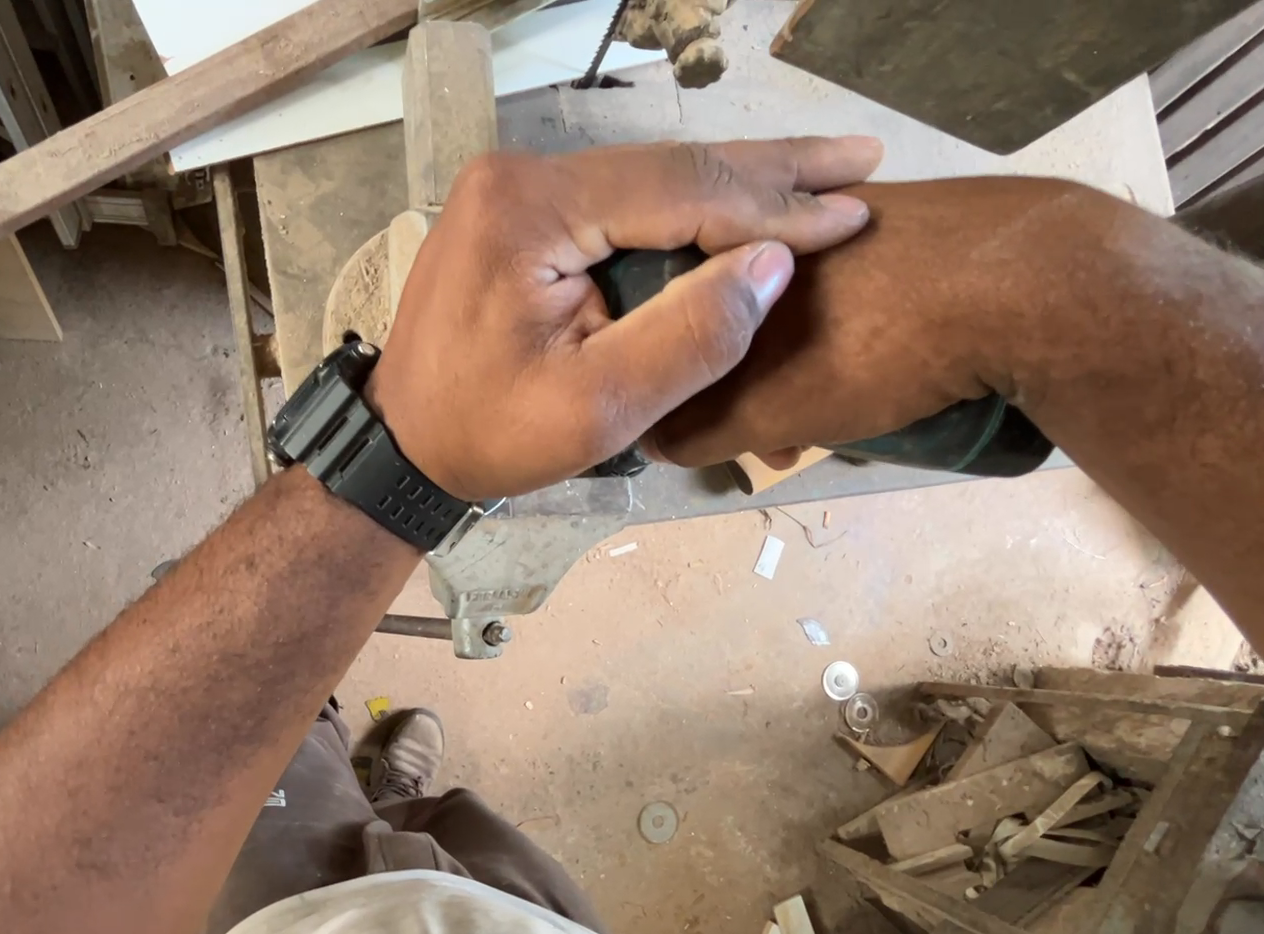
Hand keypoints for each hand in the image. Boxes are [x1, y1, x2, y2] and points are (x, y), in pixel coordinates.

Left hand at [365, 138, 883, 500]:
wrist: (404, 443)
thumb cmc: (486, 437)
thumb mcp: (594, 408)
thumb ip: (687, 337)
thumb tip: (773, 265)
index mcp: (529, 209)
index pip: (679, 189)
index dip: (772, 207)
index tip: (852, 216)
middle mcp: (517, 177)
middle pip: (665, 167)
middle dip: (765, 173)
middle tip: (859, 161)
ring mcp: (510, 192)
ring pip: (644, 181)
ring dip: (729, 186)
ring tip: (816, 174)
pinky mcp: (512, 216)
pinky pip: (615, 203)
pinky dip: (679, 210)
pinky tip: (731, 207)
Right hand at [645, 176, 1121, 466]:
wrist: (1034, 287)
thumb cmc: (872, 353)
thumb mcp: (764, 413)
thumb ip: (695, 429)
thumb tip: (655, 440)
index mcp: (732, 255)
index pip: (681, 331)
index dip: (689, 394)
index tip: (726, 439)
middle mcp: (781, 225)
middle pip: (741, 327)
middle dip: (755, 395)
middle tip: (790, 445)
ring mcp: (852, 214)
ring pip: (800, 312)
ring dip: (808, 371)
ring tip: (853, 420)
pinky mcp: (921, 216)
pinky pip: (861, 290)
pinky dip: (860, 336)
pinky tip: (897, 371)